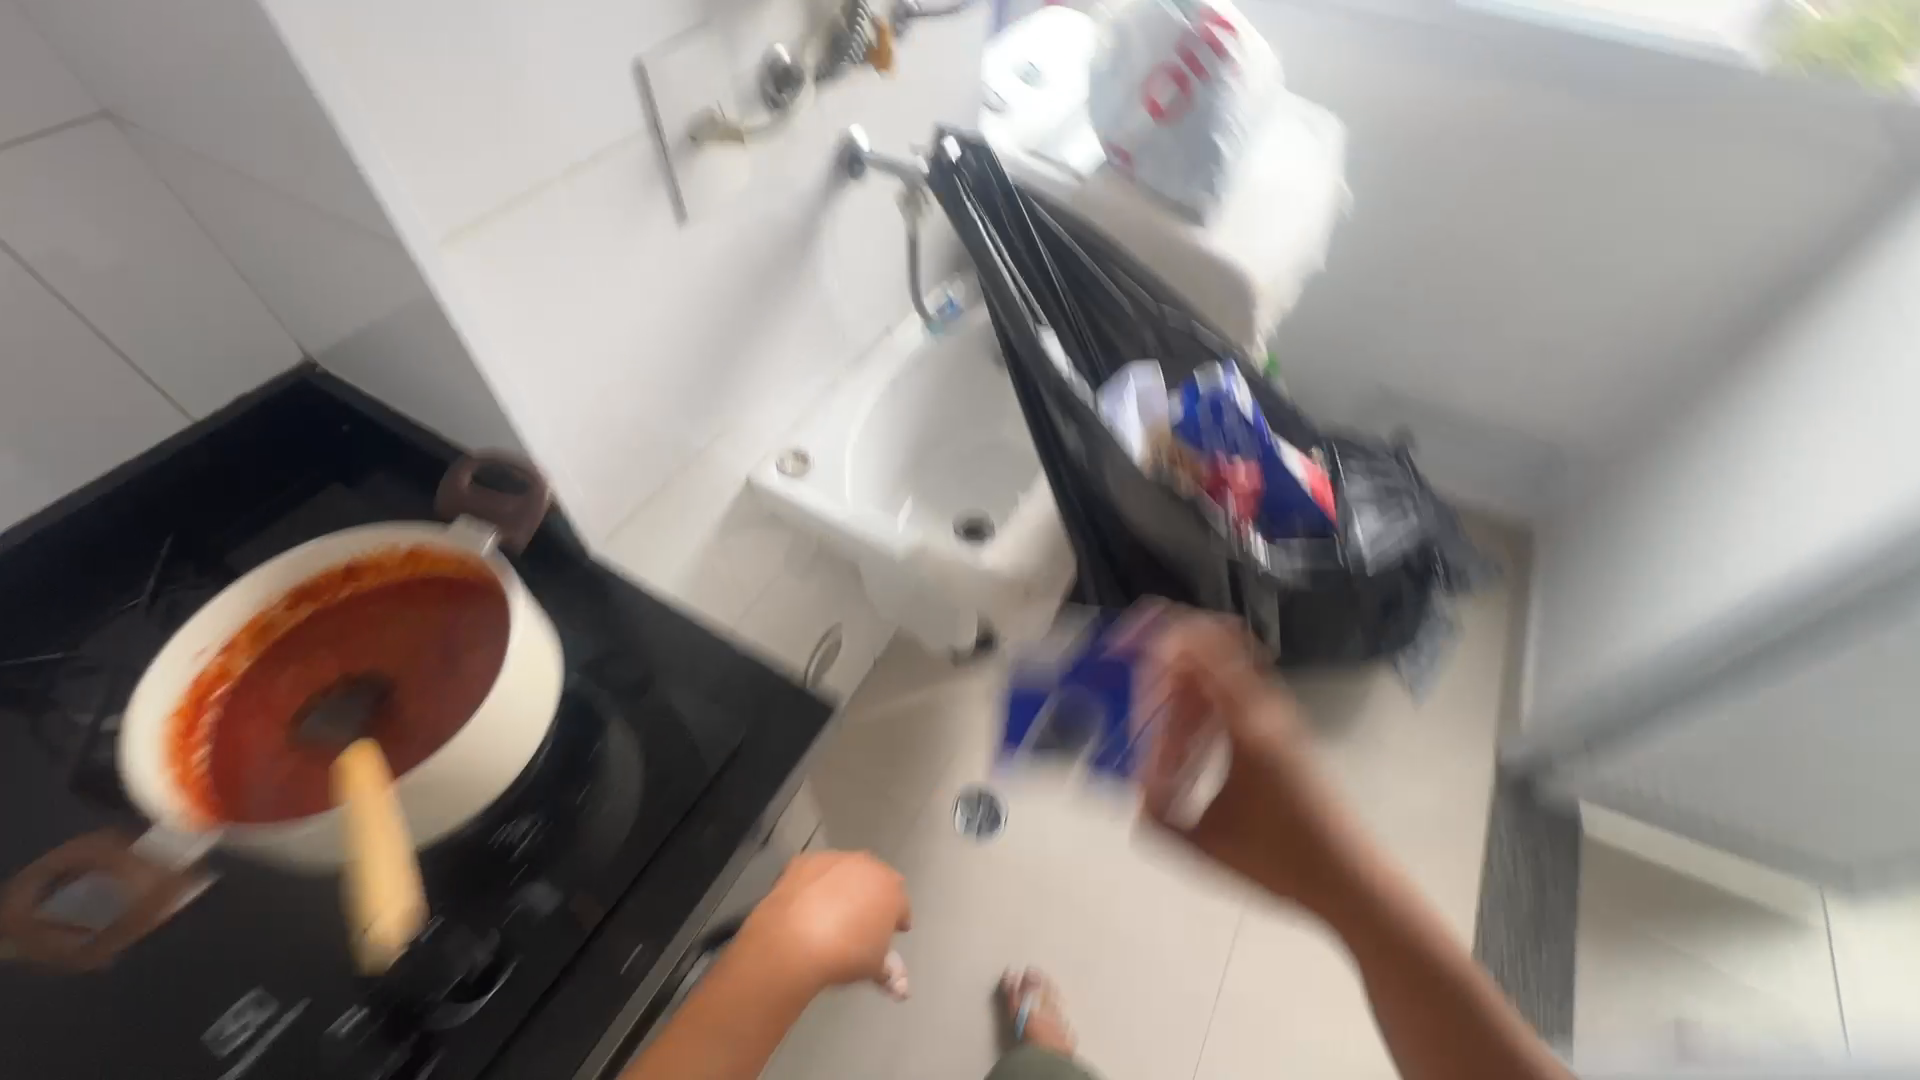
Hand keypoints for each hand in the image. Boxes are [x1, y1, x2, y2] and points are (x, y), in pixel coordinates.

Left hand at [737, 851, 911, 994]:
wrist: (794, 939)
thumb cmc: (845, 955)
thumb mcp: (873, 968)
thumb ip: (891, 972)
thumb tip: (902, 988)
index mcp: (892, 891)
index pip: (902, 906)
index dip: (897, 921)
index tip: (892, 932)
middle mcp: (868, 866)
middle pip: (876, 881)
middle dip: (874, 898)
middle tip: (863, 921)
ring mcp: (836, 859)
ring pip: (847, 871)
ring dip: (845, 887)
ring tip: (832, 913)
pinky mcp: (806, 860)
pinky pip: (818, 872)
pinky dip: (817, 884)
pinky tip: (807, 904)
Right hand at [1135, 609, 1361, 913]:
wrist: (1349, 882)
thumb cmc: (1278, 862)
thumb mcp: (1203, 843)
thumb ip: (1156, 814)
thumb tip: (1130, 785)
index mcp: (1246, 725)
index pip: (1199, 652)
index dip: (1159, 639)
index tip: (1124, 646)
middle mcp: (1264, 709)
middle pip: (1211, 644)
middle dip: (1166, 650)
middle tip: (1132, 669)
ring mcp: (1276, 718)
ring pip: (1222, 666)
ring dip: (1183, 679)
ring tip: (1156, 717)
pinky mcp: (1282, 732)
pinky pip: (1233, 692)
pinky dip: (1202, 699)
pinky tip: (1186, 740)